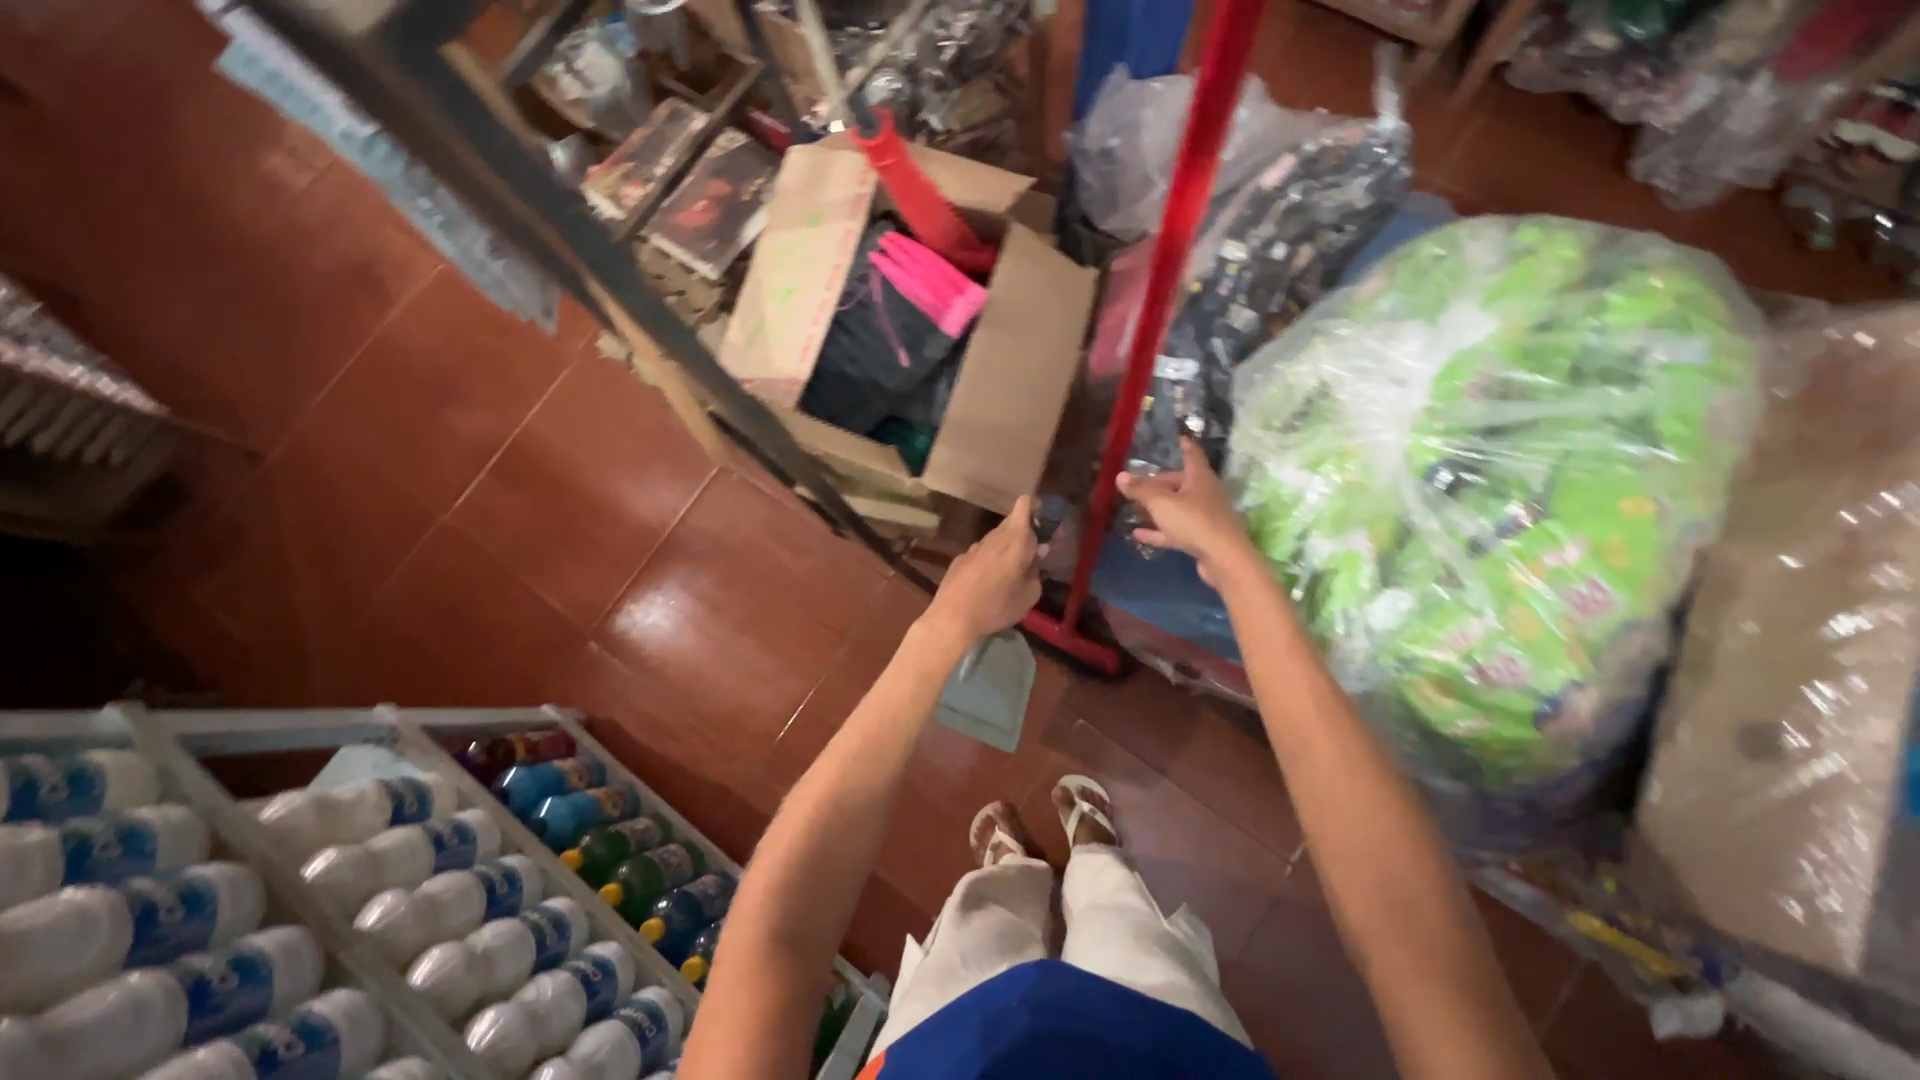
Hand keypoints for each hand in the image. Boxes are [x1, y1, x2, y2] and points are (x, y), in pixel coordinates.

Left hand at [922, 494, 1045, 644]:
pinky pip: (981, 553)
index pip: (1024, 505)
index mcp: (1016, 540)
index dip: (1034, 508)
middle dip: (1024, 532)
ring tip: (1009, 573)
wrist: (952, 618)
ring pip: (995, 538)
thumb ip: (1036, 571)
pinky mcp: (960, 559)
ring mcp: (974, 547)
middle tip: (1031, 555)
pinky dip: (988, 561)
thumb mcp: (1029, 595)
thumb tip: (1036, 555)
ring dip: (1005, 548)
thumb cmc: (997, 607)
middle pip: (1011, 522)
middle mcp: (994, 537)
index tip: (1042, 523)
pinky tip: (986, 582)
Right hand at [1118, 438, 1258, 586]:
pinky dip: (1159, 530)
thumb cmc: (1194, 521)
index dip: (1184, 445)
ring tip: (1135, 509)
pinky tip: (1139, 533)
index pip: (1192, 454)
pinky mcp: (1202, 537)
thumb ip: (1140, 489)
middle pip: (1180, 483)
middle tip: (1138, 485)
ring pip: (1177, 507)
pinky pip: (1176, 528)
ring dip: (1157, 508)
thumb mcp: (1161, 503)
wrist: (1224, 558)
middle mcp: (1205, 492)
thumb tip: (1120, 476)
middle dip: (1159, 483)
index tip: (1178, 438)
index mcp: (1199, 477)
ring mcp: (1205, 516)